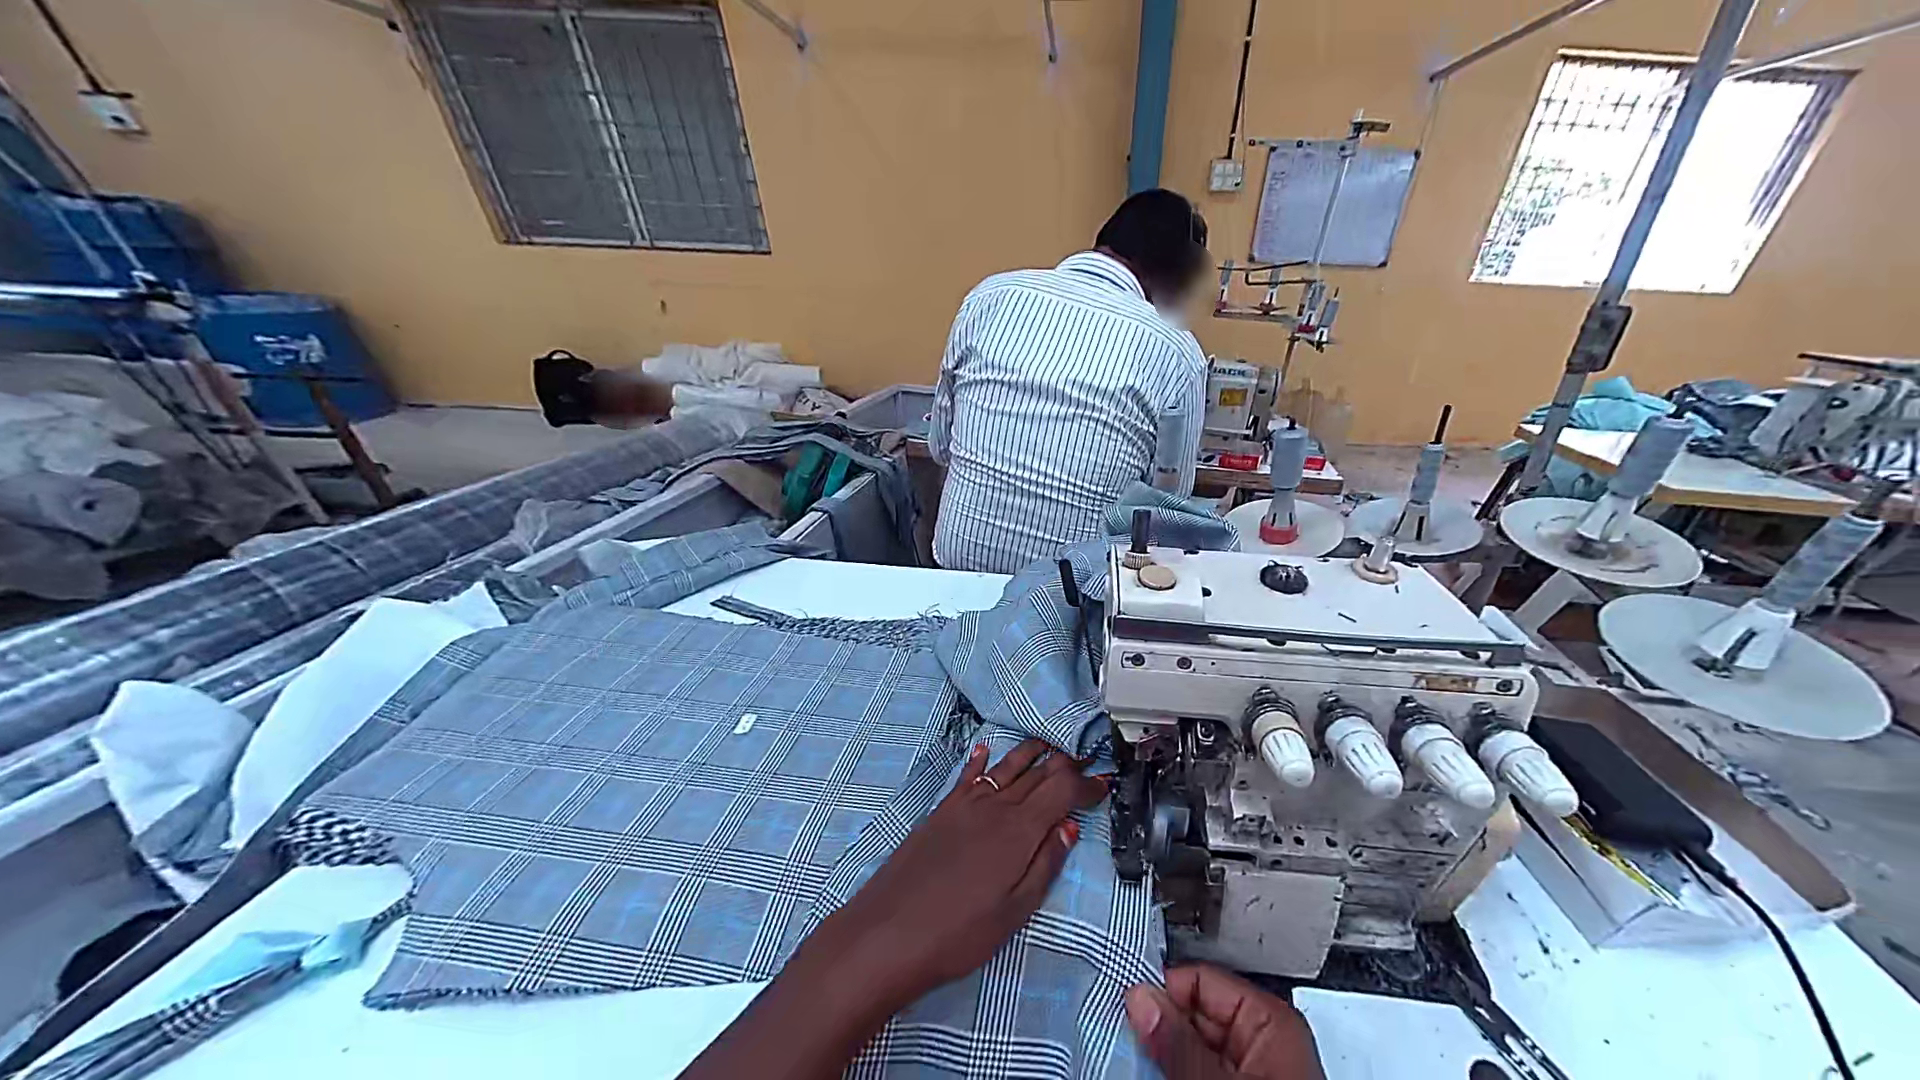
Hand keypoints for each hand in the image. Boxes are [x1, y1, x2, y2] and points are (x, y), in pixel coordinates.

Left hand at [677, 739, 1104, 1079]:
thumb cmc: (958, 932)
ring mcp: (964, 805)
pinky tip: (984, 750)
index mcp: (1019, 830)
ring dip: (1030, 753)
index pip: (1062, 791)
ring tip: (1050, 744)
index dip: (1087, 784)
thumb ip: (1046, 863)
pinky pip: (967, 776)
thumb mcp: (1015, 910)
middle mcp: (994, 806)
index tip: (1104, 783)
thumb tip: (1069, 826)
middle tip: (1085, 760)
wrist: (889, 931)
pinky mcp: (941, 811)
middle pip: (1037, 772)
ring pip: (1006, 767)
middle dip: (1065, 765)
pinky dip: (980, 761)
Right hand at [1126, 964, 1325, 1079]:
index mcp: (1270, 1023)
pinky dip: (1173, 1077)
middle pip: (1191, 1016)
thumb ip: (1180, 1046)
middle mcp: (1261, 1044)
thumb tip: (1142, 1001)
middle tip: (1129, 1052)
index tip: (1130, 1017)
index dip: (1161, 996)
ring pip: (1189, 1051)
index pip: (1197, 980)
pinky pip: (1196, 1073)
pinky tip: (1154, 1078)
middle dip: (1159, 1035)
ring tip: (1140, 1070)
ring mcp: (1252, 1074)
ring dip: (1163, 1063)